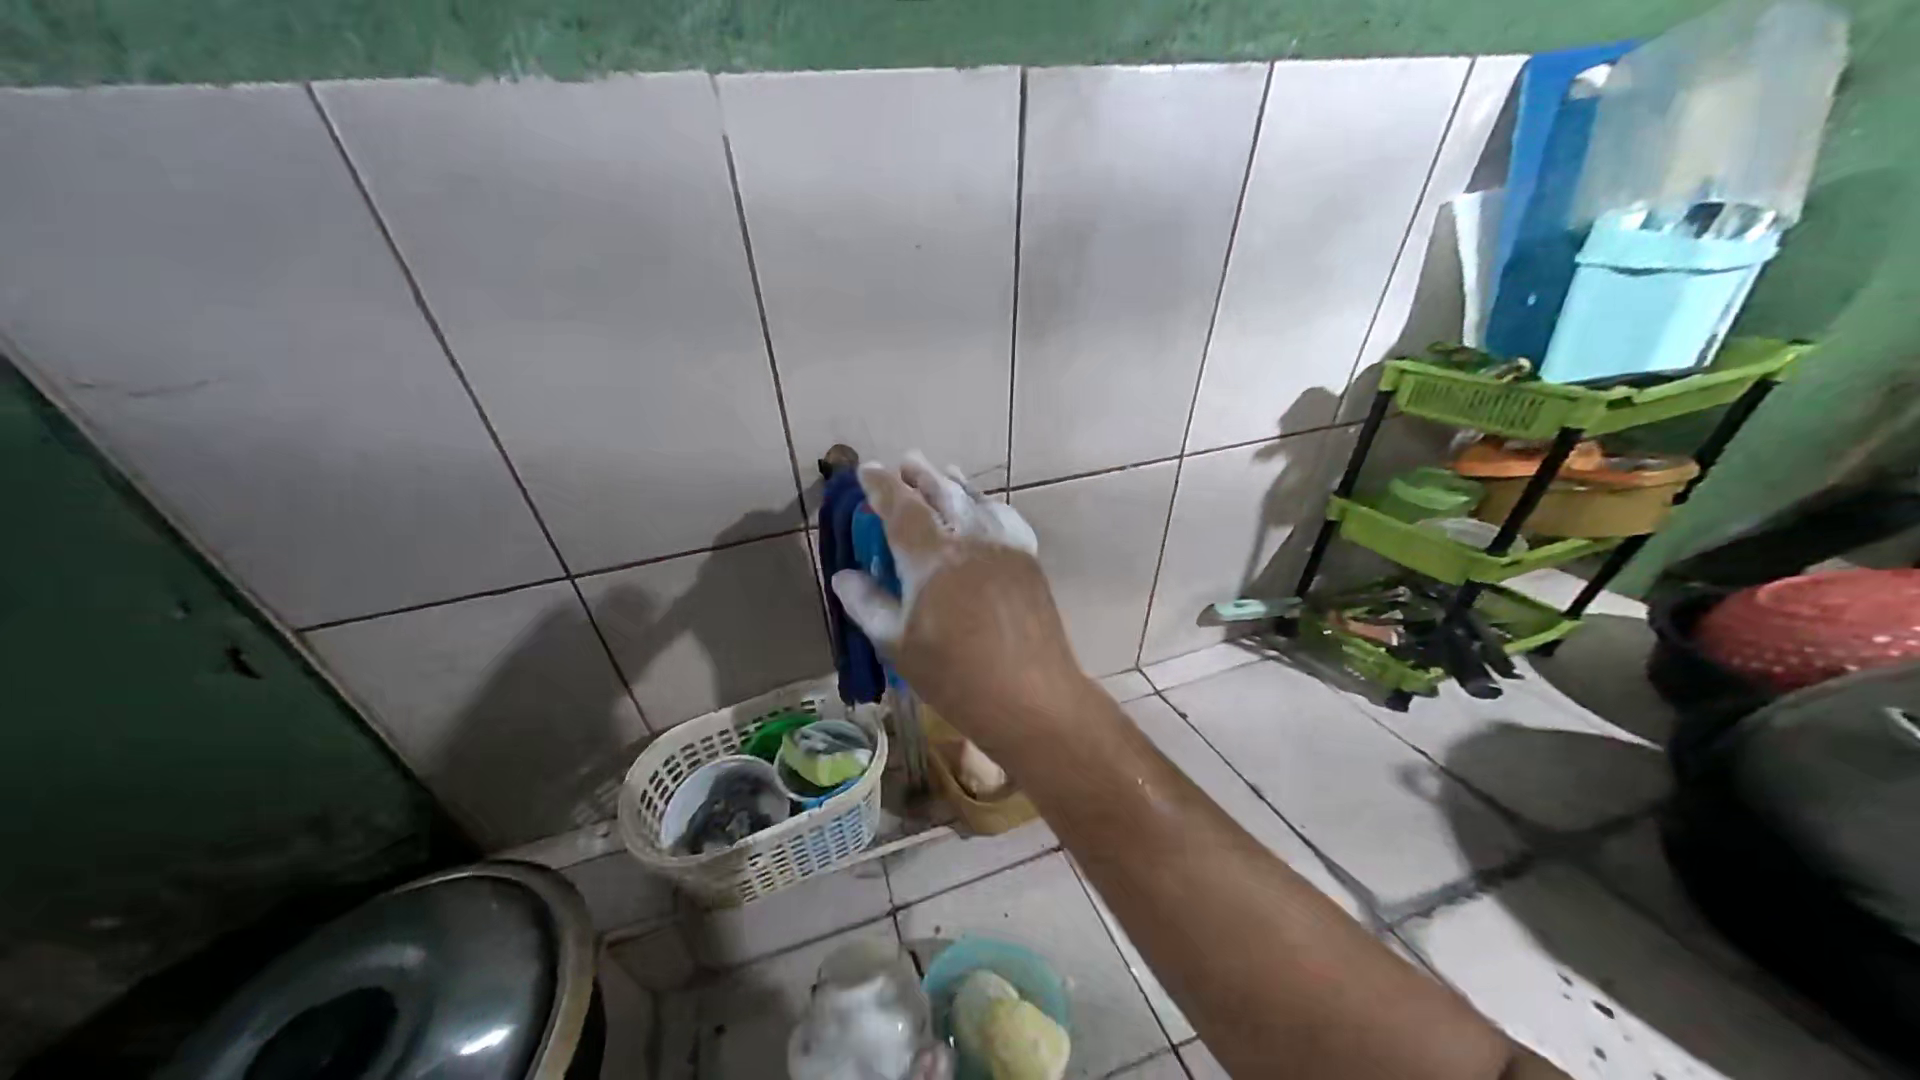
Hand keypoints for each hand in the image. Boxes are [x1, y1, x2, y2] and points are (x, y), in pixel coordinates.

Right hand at [830, 453, 1090, 754]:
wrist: (1033, 697)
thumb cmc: (956, 677)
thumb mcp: (898, 644)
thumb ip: (868, 604)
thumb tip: (843, 575)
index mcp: (931, 556)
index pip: (900, 507)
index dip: (881, 485)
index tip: (867, 469)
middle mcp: (970, 538)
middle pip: (942, 492)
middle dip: (921, 475)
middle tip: (906, 462)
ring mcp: (1005, 545)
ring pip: (976, 500)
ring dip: (954, 483)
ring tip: (943, 473)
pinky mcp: (1028, 560)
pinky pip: (1004, 517)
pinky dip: (986, 505)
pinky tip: (985, 509)